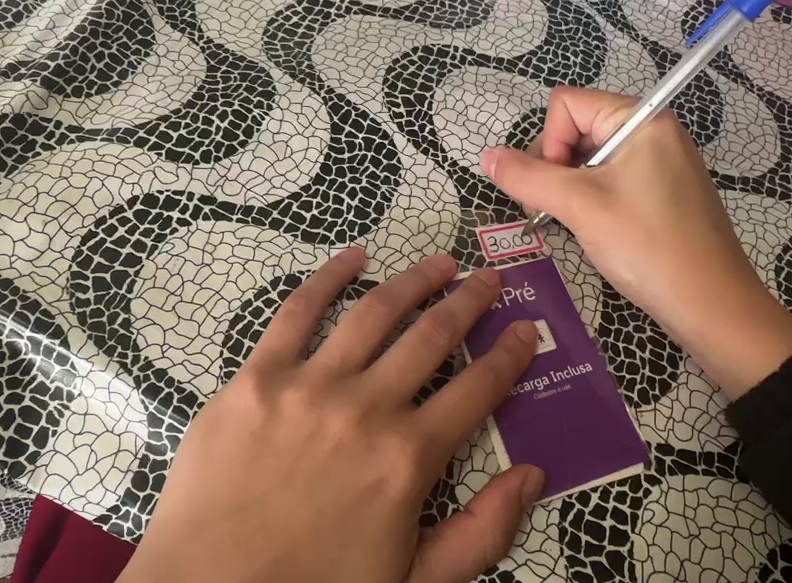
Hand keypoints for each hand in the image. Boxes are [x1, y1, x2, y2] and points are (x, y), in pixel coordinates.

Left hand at [120, 248, 543, 582]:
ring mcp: (309, 385)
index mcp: (408, 459)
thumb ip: (479, 534)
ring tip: (439, 263)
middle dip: (468, 303)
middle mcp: (366, 408)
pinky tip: (353, 256)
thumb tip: (533, 473)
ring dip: (413, 281)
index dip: (509, 357)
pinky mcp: (258, 377)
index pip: (476, 391)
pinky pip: (297, 311)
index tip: (526, 329)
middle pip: (432, 337)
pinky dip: (329, 276)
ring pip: (374, 313)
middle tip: (488, 279)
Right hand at [480, 87, 791, 397]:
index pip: (566, 104)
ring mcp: (660, 161)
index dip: (547, 142)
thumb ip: (527, 176)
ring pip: (589, 156)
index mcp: (641, 118)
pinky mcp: (662, 190)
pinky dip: (591, 198)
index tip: (554, 188)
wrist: (715, 309)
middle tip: (551, 211)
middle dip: (554, 165)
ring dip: (568, 186)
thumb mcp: (579, 207)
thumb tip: (486, 156)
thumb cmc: (648, 247)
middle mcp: (652, 129)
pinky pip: (610, 177)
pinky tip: (594, 229)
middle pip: (576, 126)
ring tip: (572, 223)